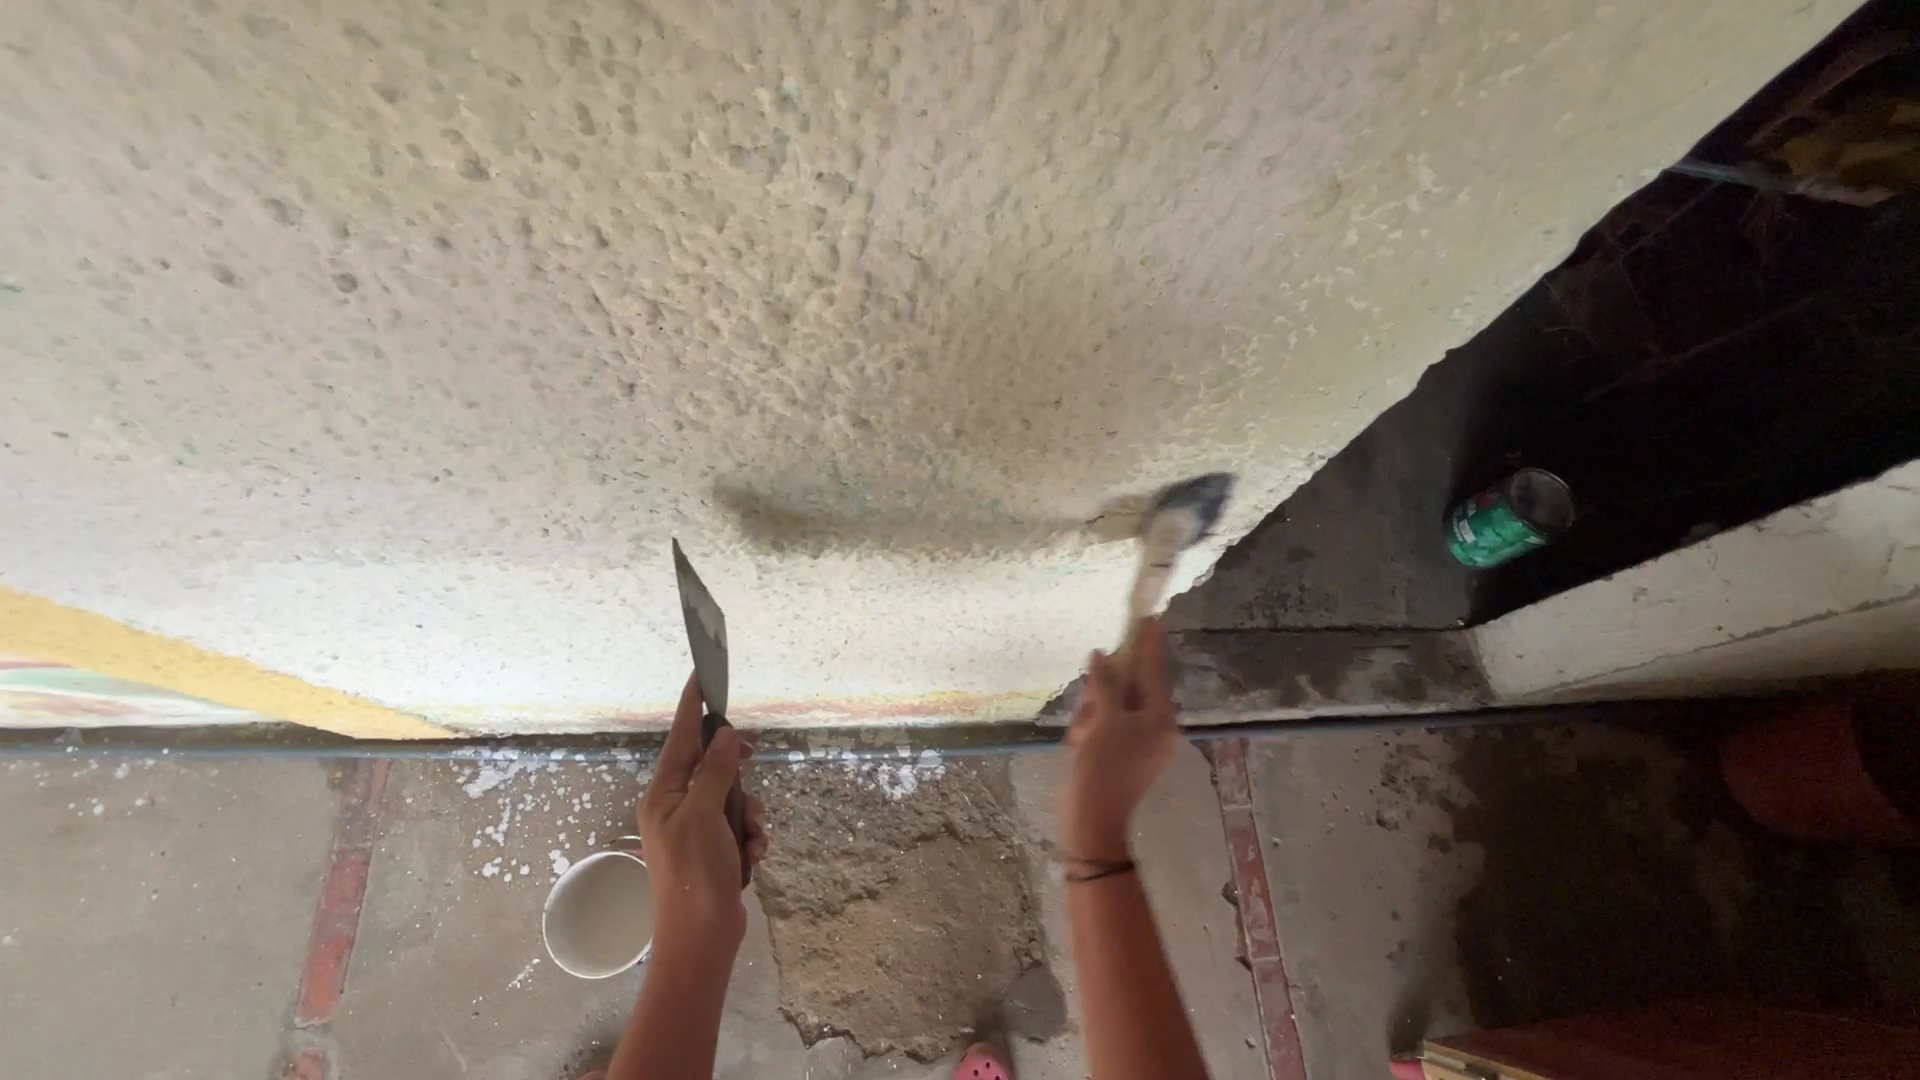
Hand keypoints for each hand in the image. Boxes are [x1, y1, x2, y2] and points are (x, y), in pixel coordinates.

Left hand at [638, 674, 768, 952]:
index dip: (691, 707)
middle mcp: (676, 806)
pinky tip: (755, 853)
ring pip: (733, 795)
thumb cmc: (695, 872)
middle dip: (736, 770)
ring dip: (750, 812)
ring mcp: (696, 829)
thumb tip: (724, 735)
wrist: (703, 936)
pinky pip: (740, 823)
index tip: (700, 677)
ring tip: (754, 836)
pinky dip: (752, 834)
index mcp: (663, 794)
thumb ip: (715, 771)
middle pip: (711, 765)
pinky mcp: (715, 848)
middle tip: (752, 757)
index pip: (679, 739)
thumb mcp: (704, 814)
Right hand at [1059, 616, 1177, 862]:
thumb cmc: (1102, 769)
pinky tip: (1079, 745)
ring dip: (1090, 714)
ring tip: (1082, 737)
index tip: (1150, 615)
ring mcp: (1136, 740)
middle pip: (1127, 686)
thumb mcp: (1103, 721)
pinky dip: (1087, 729)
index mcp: (1160, 718)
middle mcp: (1154, 726)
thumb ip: (1105, 684)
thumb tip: (1102, 655)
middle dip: (1101, 693)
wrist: (1091, 821)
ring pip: (1109, 705)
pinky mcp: (1118, 751)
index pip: (1154, 669)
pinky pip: (1102, 724)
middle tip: (1089, 712)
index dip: (1148, 641)